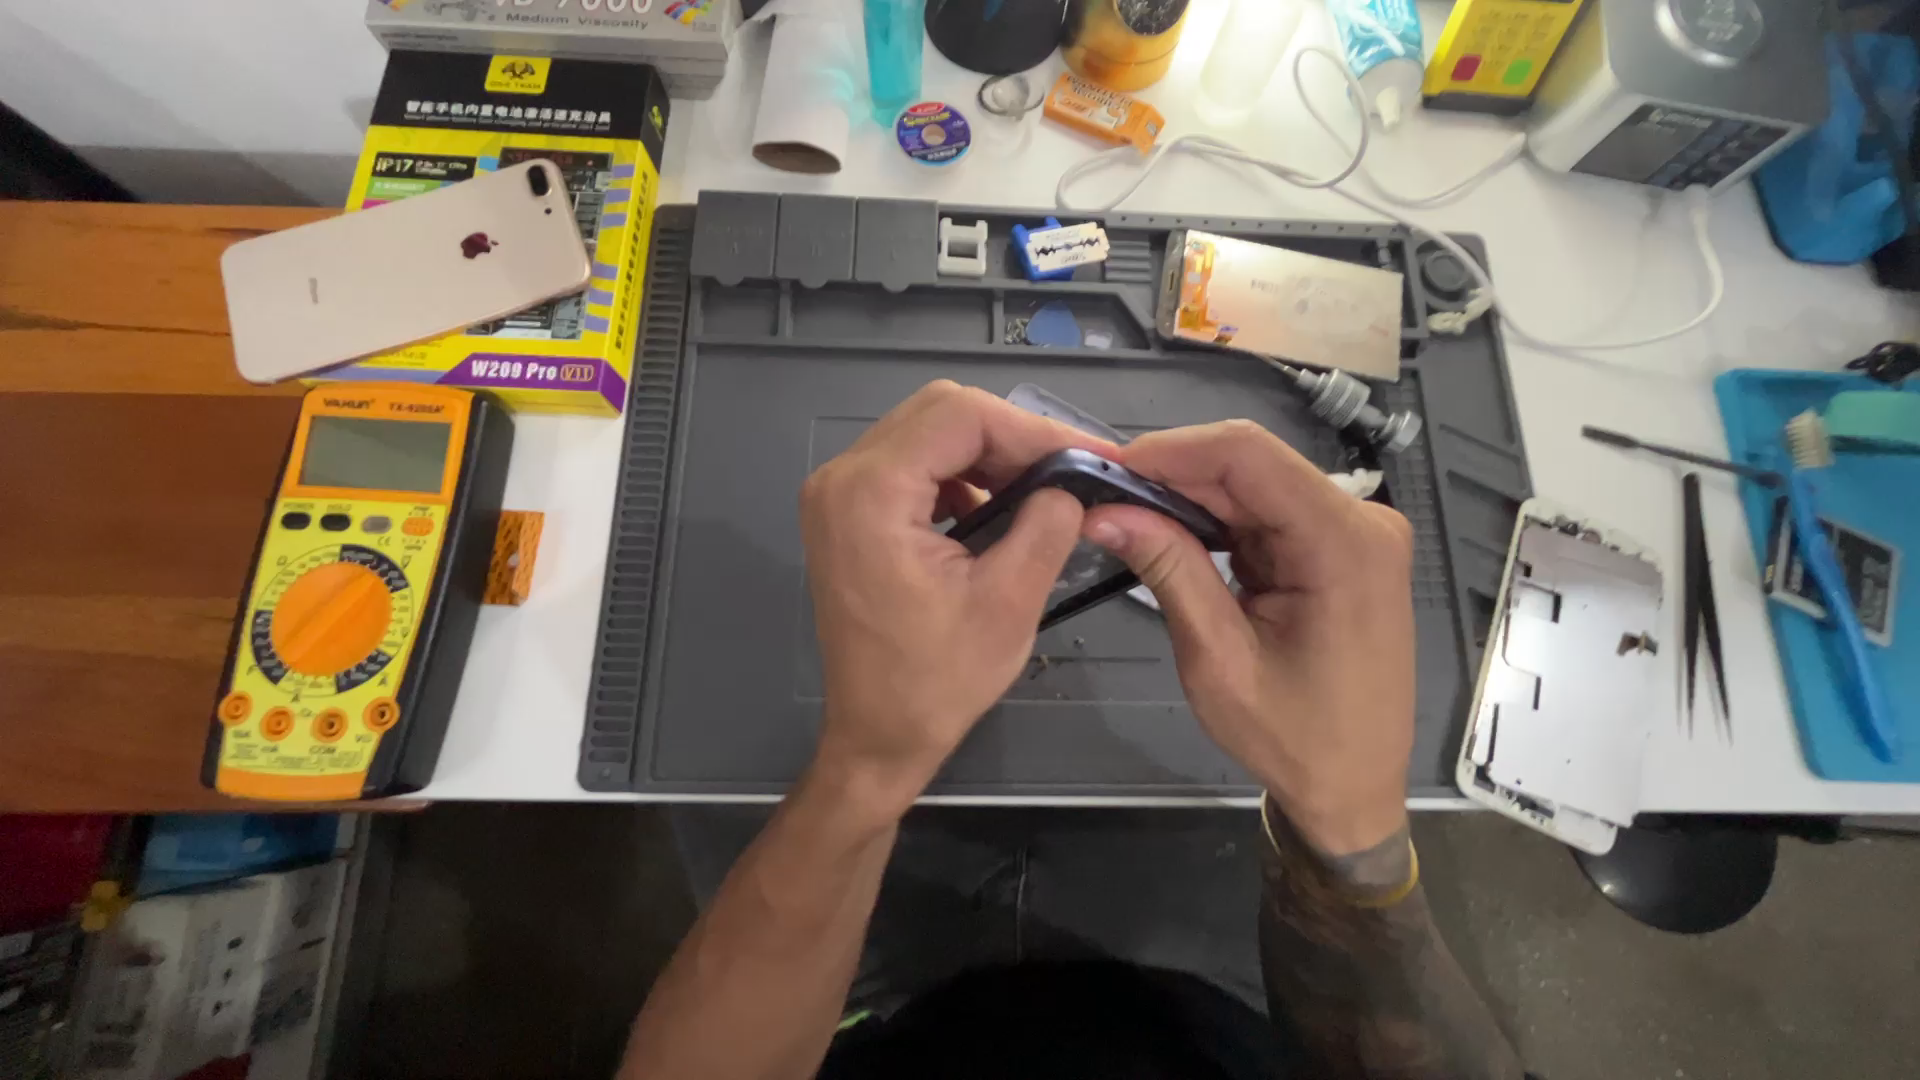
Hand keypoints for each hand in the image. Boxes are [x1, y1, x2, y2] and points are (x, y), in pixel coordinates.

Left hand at [799, 381, 1112, 816]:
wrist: (878, 733)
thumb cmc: (937, 682)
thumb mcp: (1009, 602)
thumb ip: (1047, 524)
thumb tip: (1069, 482)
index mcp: (870, 494)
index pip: (960, 416)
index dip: (1032, 427)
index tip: (1088, 453)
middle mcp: (841, 479)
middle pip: (939, 413)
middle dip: (1011, 435)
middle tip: (1067, 468)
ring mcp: (836, 494)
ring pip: (926, 433)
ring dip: (986, 452)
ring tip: (1039, 484)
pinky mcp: (846, 512)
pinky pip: (910, 464)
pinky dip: (958, 473)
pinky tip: (992, 504)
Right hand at [1082, 421, 1414, 856]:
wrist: (1353, 788)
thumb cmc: (1293, 737)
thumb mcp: (1217, 658)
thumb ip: (1168, 570)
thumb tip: (1103, 511)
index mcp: (1345, 544)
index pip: (1247, 455)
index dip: (1170, 450)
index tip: (1106, 469)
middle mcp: (1359, 521)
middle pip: (1250, 466)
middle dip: (1171, 475)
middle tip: (1102, 495)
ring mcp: (1352, 533)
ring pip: (1251, 486)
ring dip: (1186, 498)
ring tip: (1124, 515)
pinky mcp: (1336, 548)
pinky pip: (1263, 513)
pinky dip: (1212, 521)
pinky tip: (1170, 535)